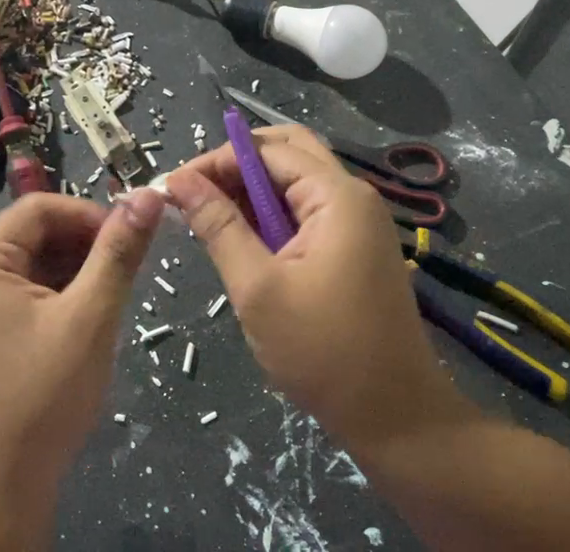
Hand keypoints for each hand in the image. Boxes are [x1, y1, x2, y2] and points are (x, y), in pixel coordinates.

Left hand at [0, 188, 164, 549]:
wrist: (2, 483)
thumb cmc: (44, 395)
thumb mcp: (90, 318)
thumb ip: (118, 253)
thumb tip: (149, 195)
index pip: (40, 206)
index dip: (89, 214)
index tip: (132, 240)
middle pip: (35, 232)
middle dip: (84, 245)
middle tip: (126, 274)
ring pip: (35, 262)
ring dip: (76, 270)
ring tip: (110, 300)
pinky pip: (27, 291)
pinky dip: (60, 295)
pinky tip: (87, 321)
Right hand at [168, 126, 473, 452]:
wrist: (397, 418)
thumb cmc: (324, 352)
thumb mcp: (257, 288)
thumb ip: (217, 226)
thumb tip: (178, 180)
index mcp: (337, 197)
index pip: (266, 151)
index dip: (215, 161)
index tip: (172, 188)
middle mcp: (352, 197)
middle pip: (286, 153)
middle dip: (234, 167)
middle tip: (192, 196)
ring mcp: (356, 223)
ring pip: (293, 181)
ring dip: (249, 191)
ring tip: (207, 219)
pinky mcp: (353, 248)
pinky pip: (304, 211)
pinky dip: (269, 215)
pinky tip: (240, 241)